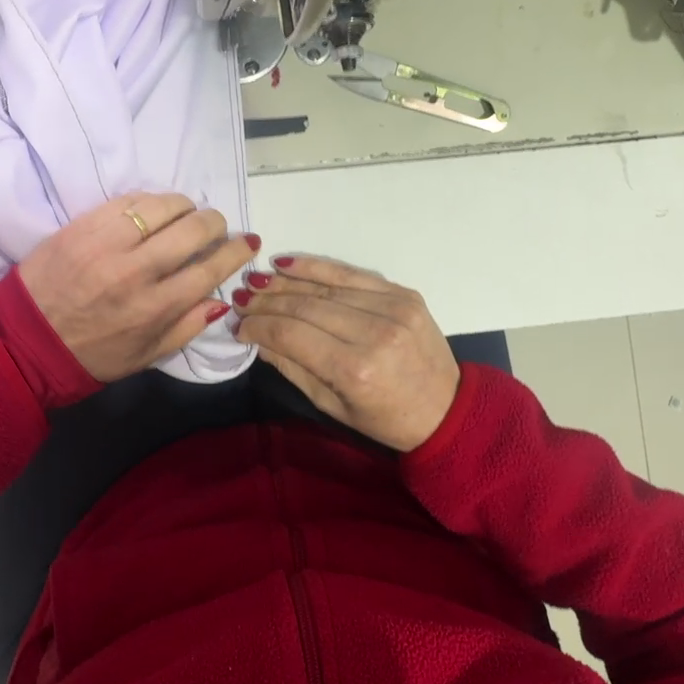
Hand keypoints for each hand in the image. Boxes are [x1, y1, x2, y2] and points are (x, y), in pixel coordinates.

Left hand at [19, 193, 256, 381]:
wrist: (25, 340)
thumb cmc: (91, 354)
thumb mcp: (145, 356)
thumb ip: (187, 327)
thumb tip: (221, 298)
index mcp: (155, 308)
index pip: (211, 268)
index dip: (236, 250)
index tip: (247, 242)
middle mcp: (137, 270)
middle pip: (194, 229)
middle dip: (215, 223)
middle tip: (214, 227)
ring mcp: (108, 242)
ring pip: (163, 205)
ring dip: (183, 206)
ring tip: (184, 214)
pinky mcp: (83, 225)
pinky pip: (128, 200)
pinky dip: (149, 202)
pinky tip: (151, 211)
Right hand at [233, 256, 460, 451]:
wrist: (446, 409)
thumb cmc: (384, 419)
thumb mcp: (331, 406)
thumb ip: (291, 367)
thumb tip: (254, 336)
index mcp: (355, 370)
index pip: (292, 334)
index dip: (259, 325)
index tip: (237, 323)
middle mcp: (374, 333)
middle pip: (305, 306)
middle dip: (266, 301)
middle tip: (240, 297)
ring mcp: (393, 309)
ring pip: (325, 287)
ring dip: (285, 281)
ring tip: (256, 278)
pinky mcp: (404, 294)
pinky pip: (352, 274)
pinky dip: (318, 267)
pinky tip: (287, 264)